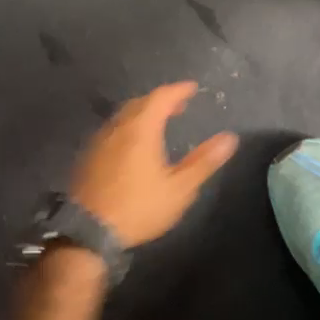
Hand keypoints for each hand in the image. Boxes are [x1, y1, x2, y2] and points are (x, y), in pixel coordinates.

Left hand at [69, 81, 237, 247]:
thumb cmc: (139, 207)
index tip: (192, 88)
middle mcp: (119, 126)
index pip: (161, 97)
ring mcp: (101, 139)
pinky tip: (134, 144)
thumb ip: (203, 161)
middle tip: (179, 106)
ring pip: (125, 115)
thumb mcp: (179, 189)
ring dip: (143, 113)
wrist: (89, 231)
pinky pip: (114, 129)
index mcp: (142, 128)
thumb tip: (230, 138)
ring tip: (159, 123)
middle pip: (141, 102)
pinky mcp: (90, 155)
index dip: (178, 90)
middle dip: (161, 100)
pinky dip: (129, 126)